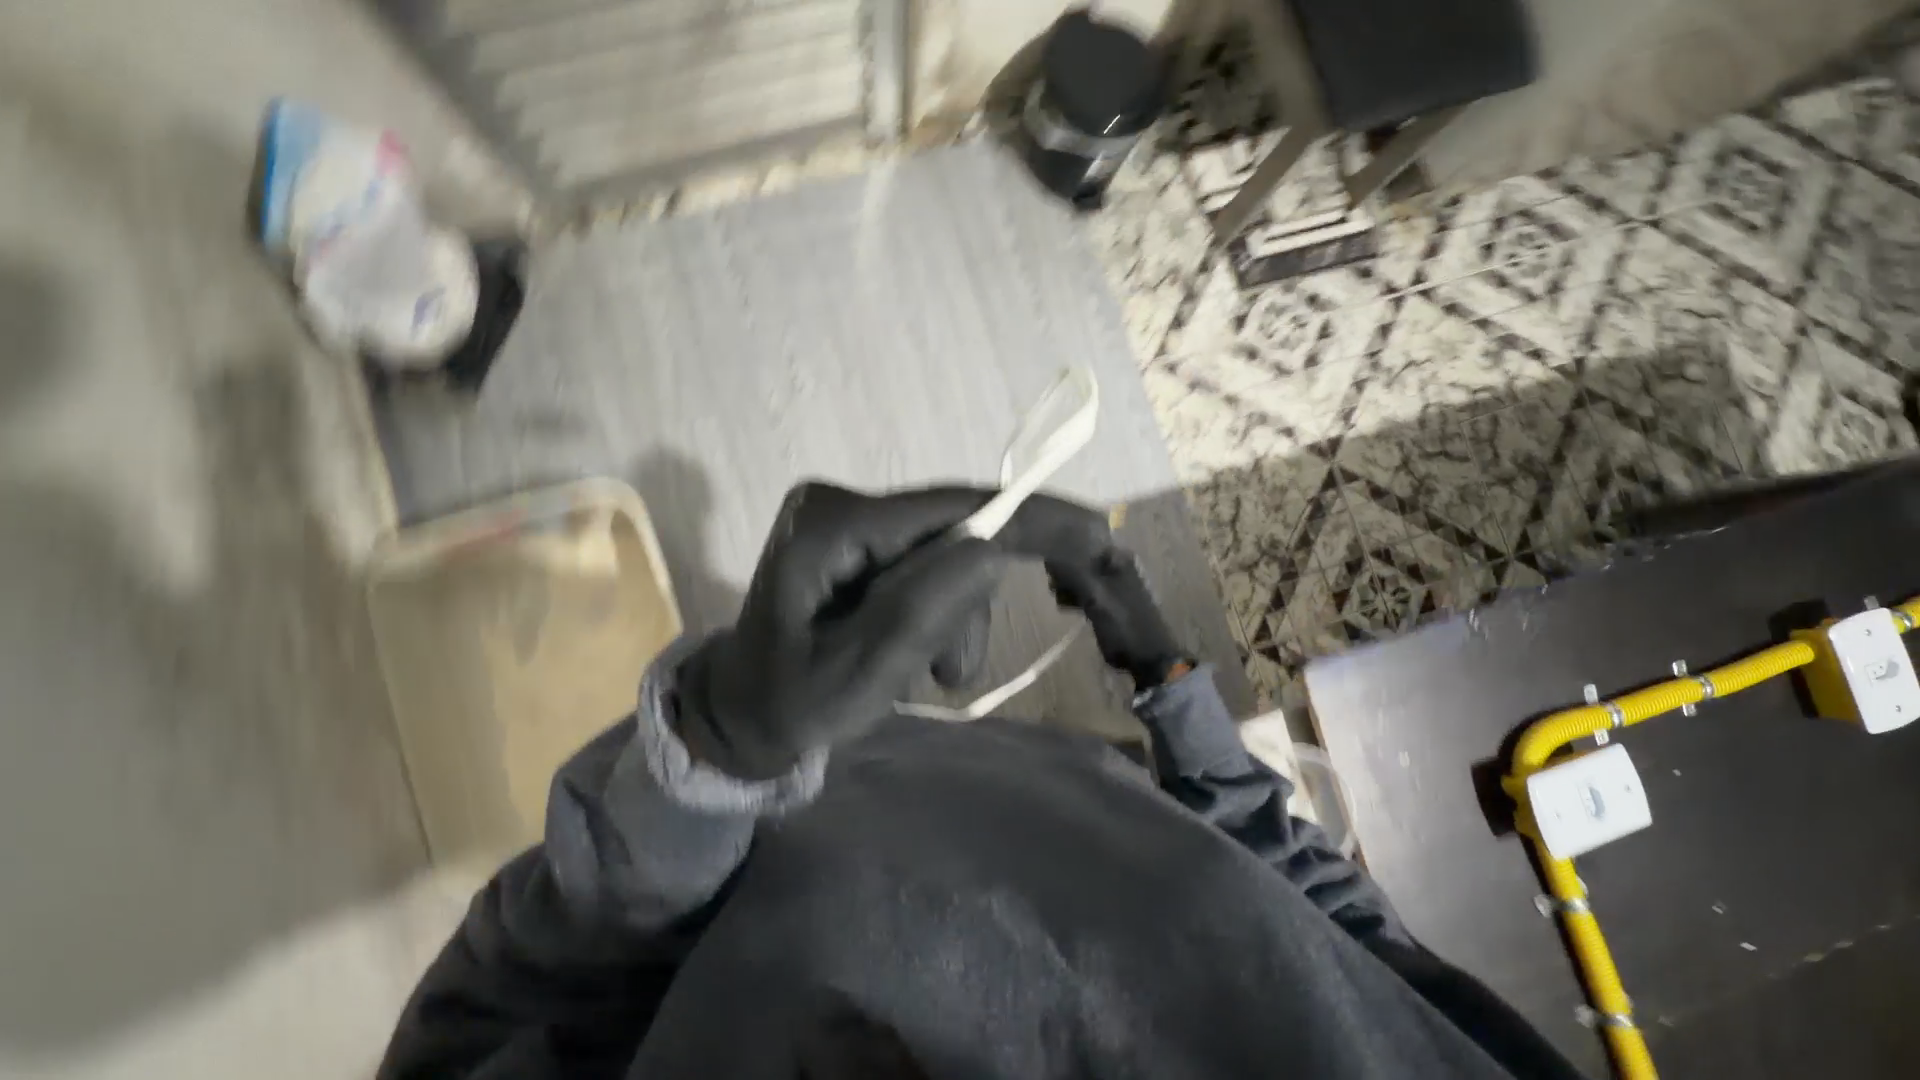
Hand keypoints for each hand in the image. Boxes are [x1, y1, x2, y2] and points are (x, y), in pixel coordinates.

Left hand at [672, 482, 1113, 778]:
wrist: (743, 713)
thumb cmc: (793, 705)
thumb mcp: (857, 675)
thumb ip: (923, 610)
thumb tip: (992, 548)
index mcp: (830, 526)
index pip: (950, 508)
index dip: (1028, 517)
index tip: (1096, 532)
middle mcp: (840, 501)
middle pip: (954, 530)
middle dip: (967, 603)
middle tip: (948, 670)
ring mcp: (849, 516)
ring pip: (949, 552)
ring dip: (954, 617)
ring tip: (924, 673)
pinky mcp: (860, 536)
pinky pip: (930, 563)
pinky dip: (938, 610)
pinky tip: (912, 651)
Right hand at [1046, 543, 1186, 688]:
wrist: (1148, 657)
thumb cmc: (1124, 626)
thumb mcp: (1096, 598)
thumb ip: (1073, 574)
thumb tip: (1049, 555)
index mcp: (1117, 557)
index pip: (1082, 540)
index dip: (1062, 549)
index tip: (1049, 566)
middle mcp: (1116, 563)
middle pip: (1079, 556)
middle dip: (1063, 569)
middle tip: (1055, 587)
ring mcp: (1112, 581)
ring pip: (1080, 573)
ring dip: (1067, 584)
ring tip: (1061, 599)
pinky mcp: (1108, 598)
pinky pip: (1085, 588)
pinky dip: (1074, 594)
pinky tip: (1066, 606)